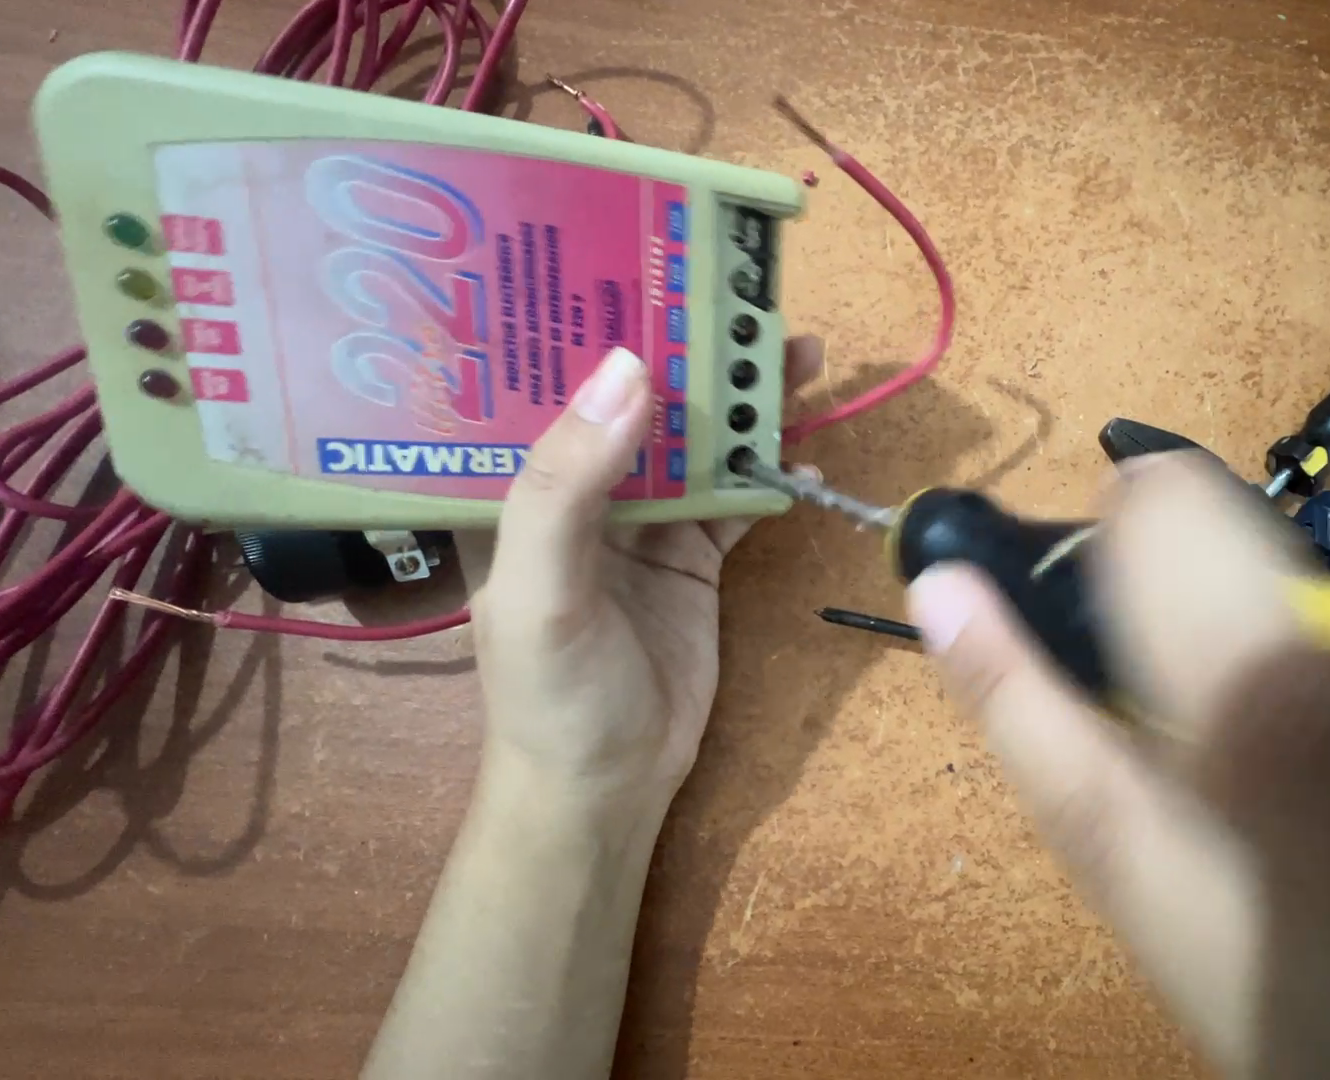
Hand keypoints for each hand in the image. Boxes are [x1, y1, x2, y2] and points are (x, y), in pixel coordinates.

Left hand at [459, 339, 822, 793]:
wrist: (610, 783)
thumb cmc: (554, 692)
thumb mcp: (544, 588)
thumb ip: (571, 483)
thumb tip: (632, 369)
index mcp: (524, 485)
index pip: (555, 385)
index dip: (600, 326)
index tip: (654, 271)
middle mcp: (586, 493)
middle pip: (646, 408)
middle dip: (696, 359)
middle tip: (753, 311)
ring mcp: (648, 526)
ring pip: (700, 448)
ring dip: (744, 410)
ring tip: (796, 363)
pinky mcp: (696, 560)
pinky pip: (737, 505)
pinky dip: (770, 479)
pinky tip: (805, 459)